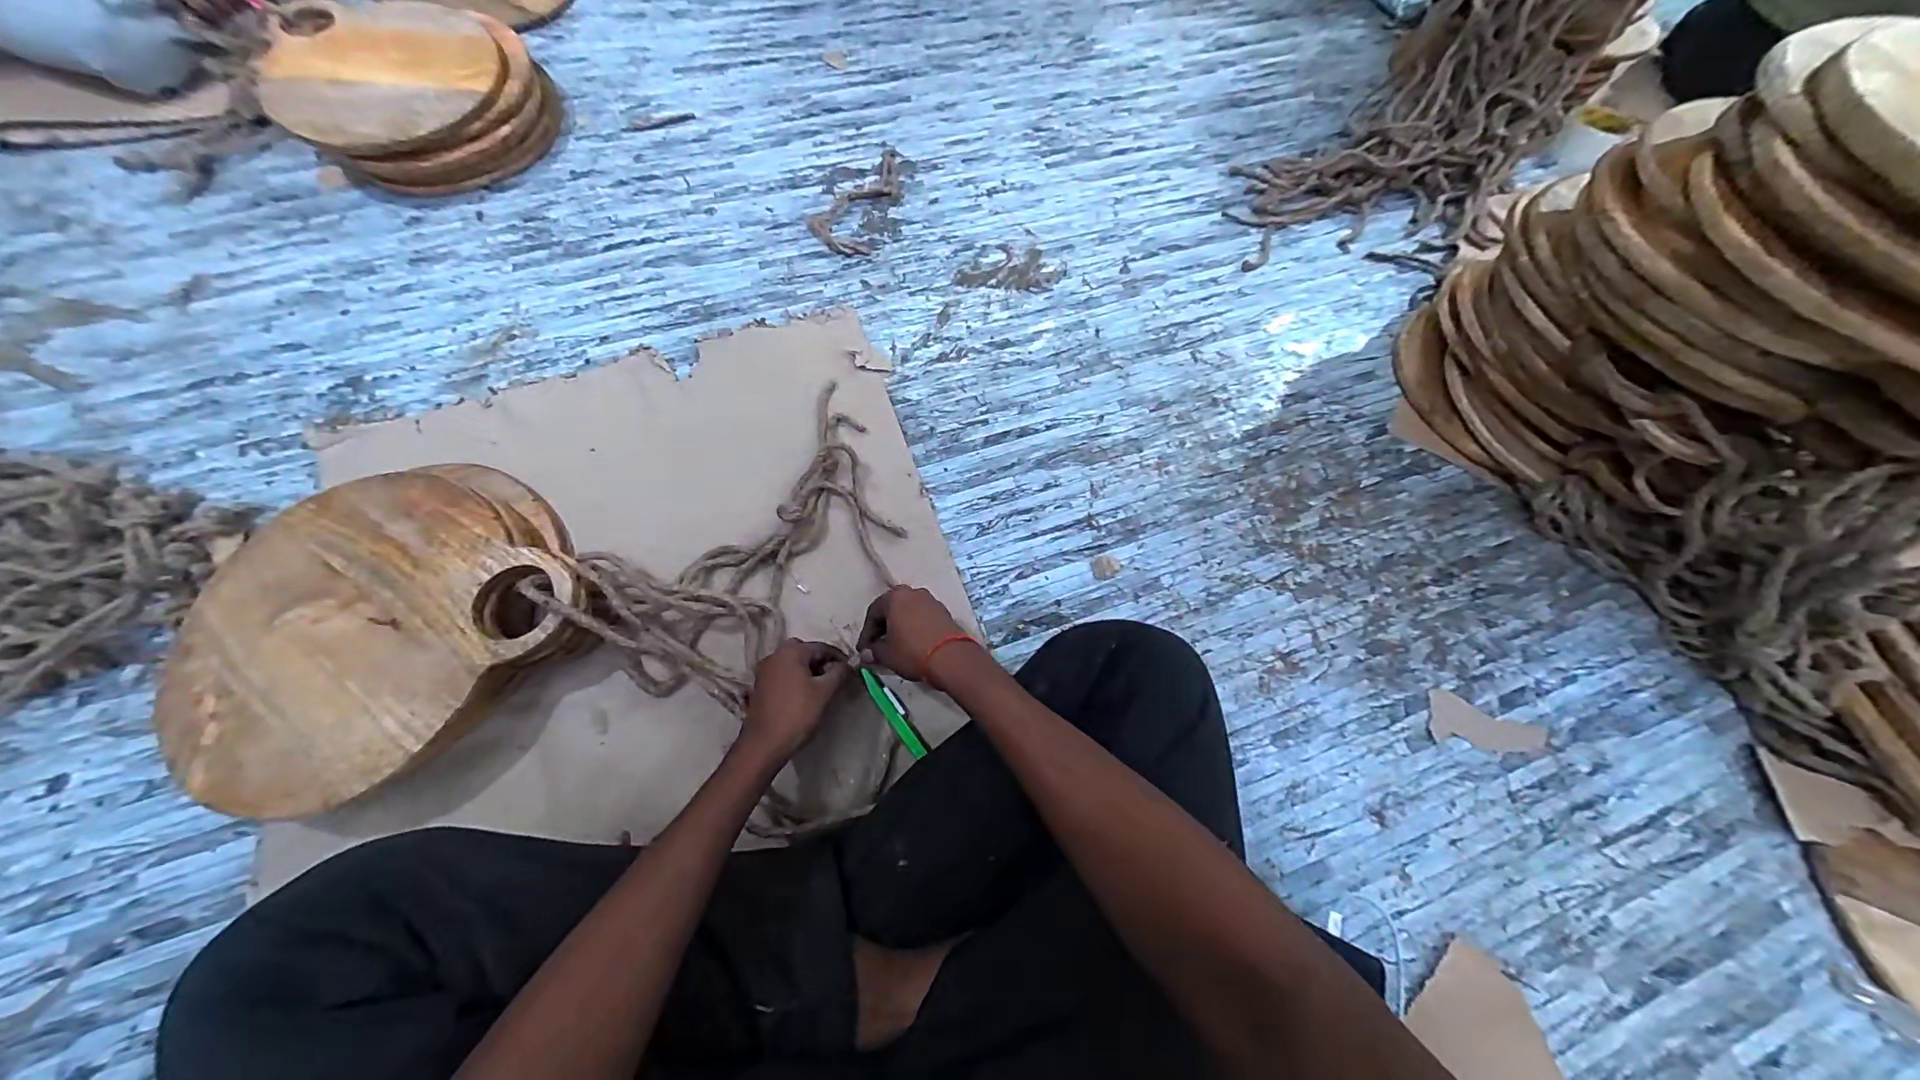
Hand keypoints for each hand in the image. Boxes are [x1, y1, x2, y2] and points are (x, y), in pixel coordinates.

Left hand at [740, 640, 851, 760]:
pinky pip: (782, 674)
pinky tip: (802, 694)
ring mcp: (764, 670)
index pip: (821, 647)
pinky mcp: (759, 685)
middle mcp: (774, 655)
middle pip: (804, 651)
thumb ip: (839, 673)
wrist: (765, 743)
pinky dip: (794, 678)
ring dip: (807, 669)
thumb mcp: (824, 692)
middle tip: (833, 677)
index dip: (838, 657)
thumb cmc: (798, 714)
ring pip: (791, 662)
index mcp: (791, 652)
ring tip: (820, 687)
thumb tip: (847, 664)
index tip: (849, 669)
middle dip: (820, 661)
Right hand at [858, 586, 974, 690]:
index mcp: (895, 597)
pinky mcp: (944, 612)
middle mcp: (913, 592)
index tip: (863, 650)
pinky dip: (914, 628)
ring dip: (899, 627)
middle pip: (891, 609)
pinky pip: (922, 617)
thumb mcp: (887, 654)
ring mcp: (931, 600)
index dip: (866, 634)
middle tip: (876, 647)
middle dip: (882, 628)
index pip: (873, 613)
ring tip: (894, 646)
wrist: (951, 658)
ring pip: (908, 612)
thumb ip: (873, 651)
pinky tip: (912, 644)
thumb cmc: (912, 651)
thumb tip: (866, 654)